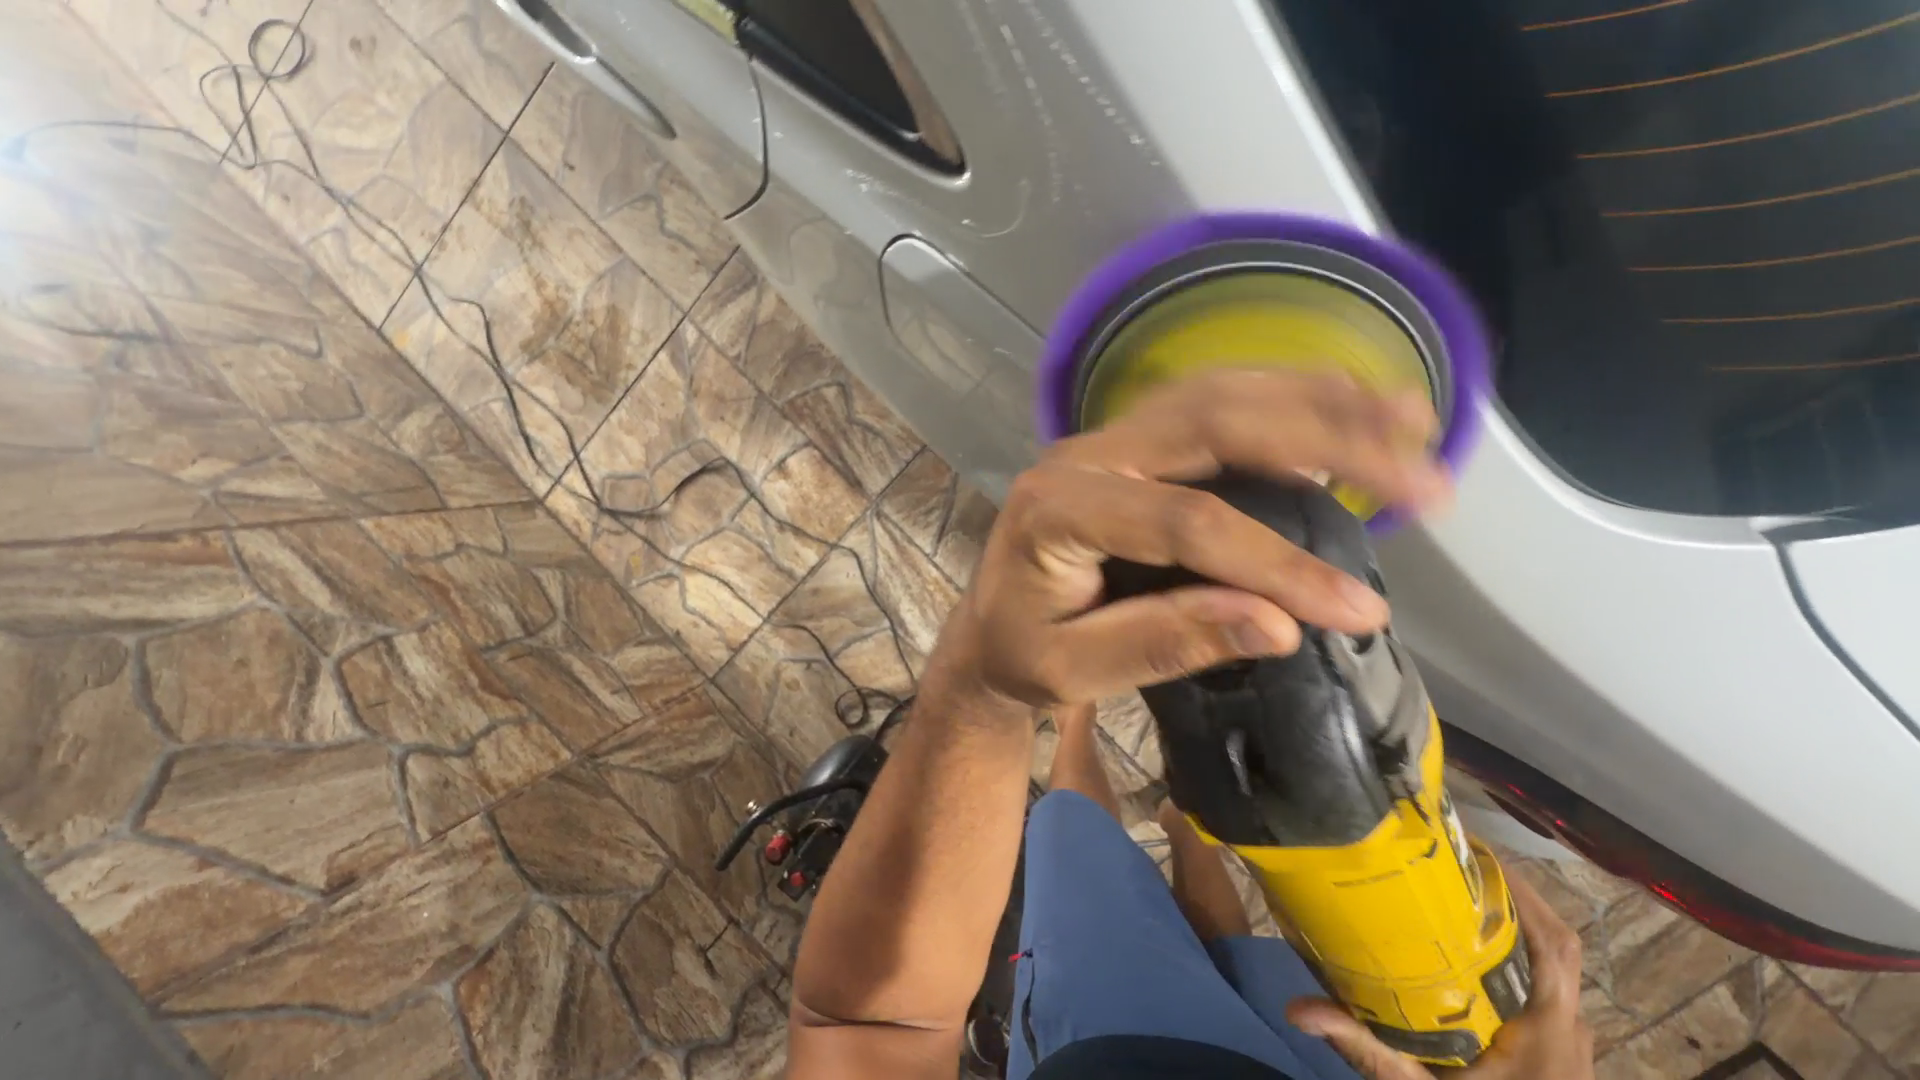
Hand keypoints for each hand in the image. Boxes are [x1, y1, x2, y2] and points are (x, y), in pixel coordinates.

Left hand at [926, 370, 1450, 708]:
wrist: (985, 629)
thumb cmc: (1020, 656)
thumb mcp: (1073, 671)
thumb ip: (1162, 643)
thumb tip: (1277, 625)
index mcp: (1059, 509)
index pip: (1185, 522)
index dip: (1275, 563)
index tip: (1357, 611)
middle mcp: (1087, 453)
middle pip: (1215, 421)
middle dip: (1327, 443)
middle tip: (1424, 481)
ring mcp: (1110, 438)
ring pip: (1222, 392)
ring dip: (1319, 402)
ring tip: (1412, 422)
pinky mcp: (1133, 442)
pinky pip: (1214, 400)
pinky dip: (1286, 401)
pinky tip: (1346, 412)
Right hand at [1286, 876, 1597, 1078]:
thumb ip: (1367, 1050)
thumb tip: (1298, 1008)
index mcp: (1550, 1031)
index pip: (1555, 946)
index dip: (1524, 895)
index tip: (1473, 855)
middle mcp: (1571, 1026)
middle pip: (1557, 943)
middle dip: (1513, 896)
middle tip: (1452, 863)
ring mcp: (1572, 1037)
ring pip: (1555, 961)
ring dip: (1518, 921)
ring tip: (1458, 888)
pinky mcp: (1563, 1047)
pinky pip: (1548, 981)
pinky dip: (1519, 950)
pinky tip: (1471, 944)